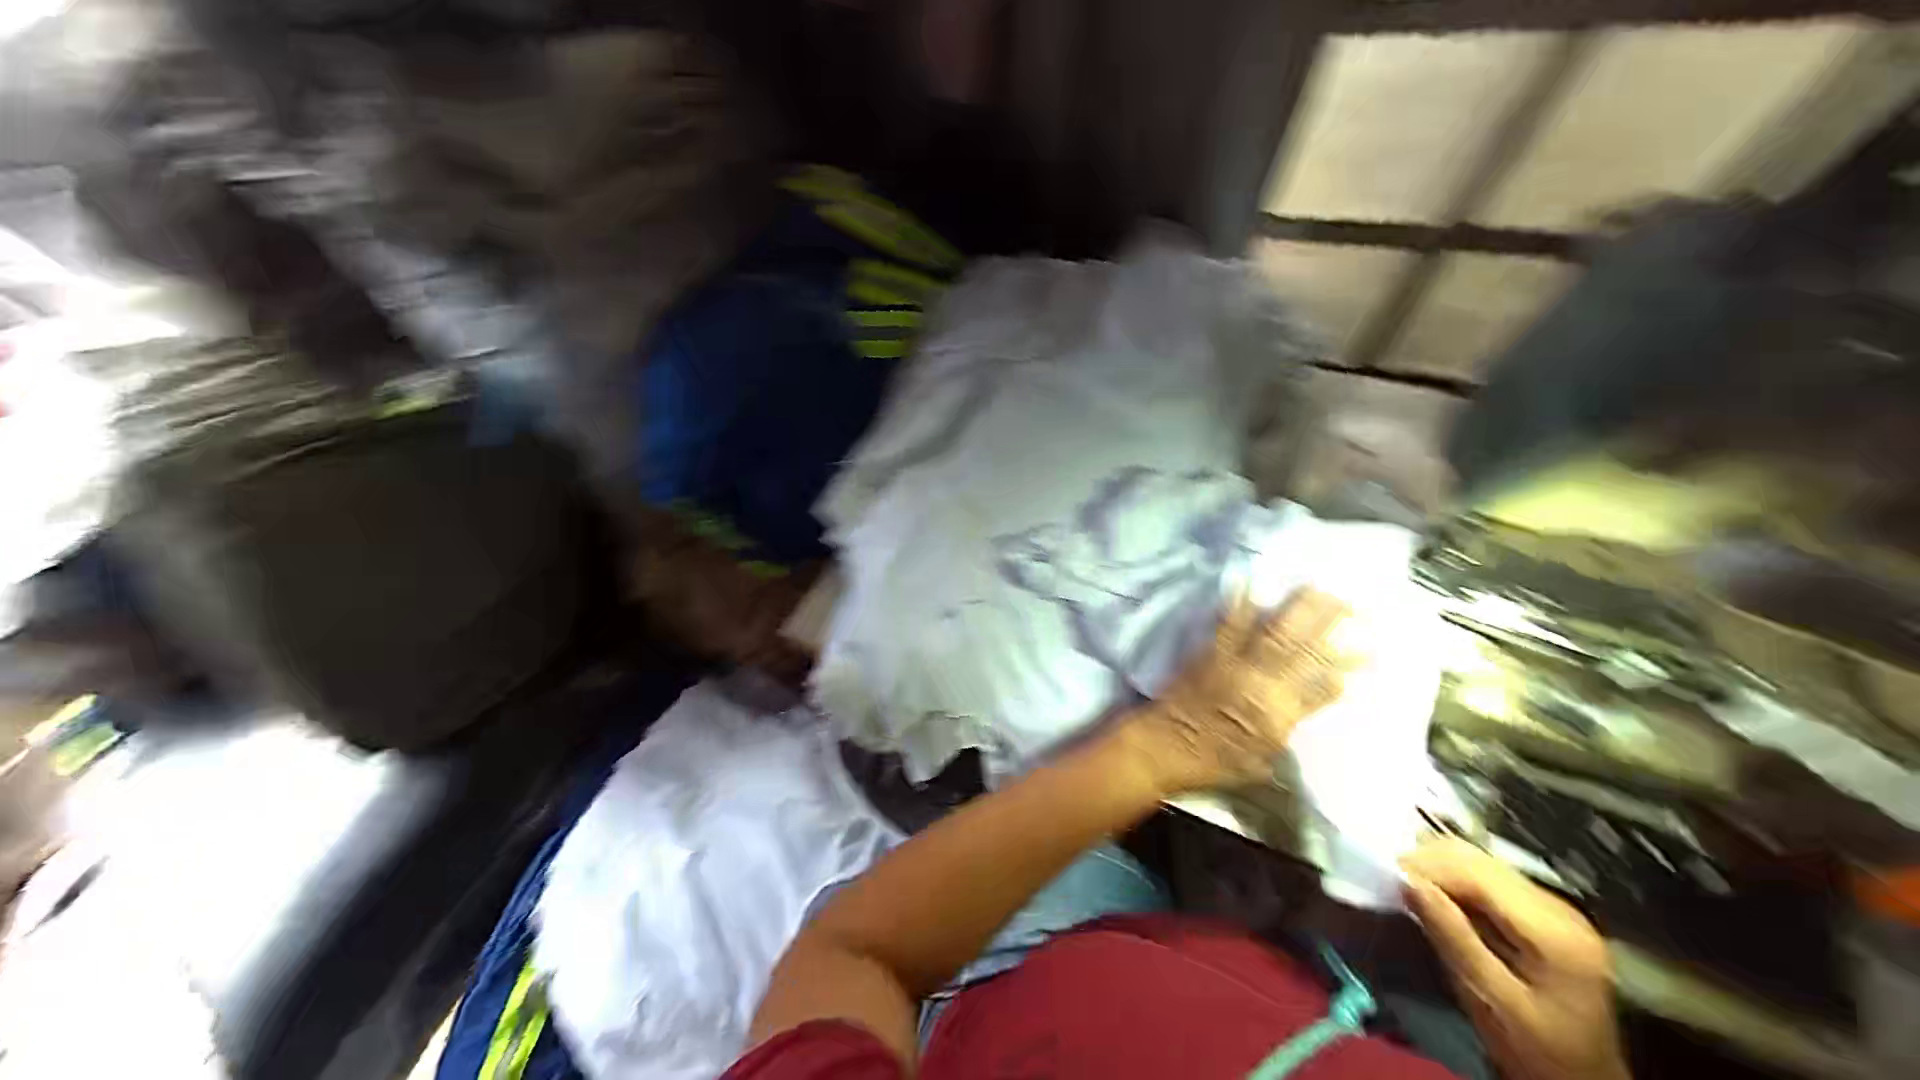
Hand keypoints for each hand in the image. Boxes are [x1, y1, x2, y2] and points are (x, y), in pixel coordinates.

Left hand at [1121, 587, 1356, 794]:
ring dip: (1296, 607)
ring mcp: (1233, 665)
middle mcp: (1260, 686)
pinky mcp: (1208, 653)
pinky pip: (1227, 624)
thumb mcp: (1264, 758)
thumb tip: (1316, 700)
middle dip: (1328, 623)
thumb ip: (1291, 726)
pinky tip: (1250, 582)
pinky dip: (1239, 603)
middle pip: (1301, 648)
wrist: (1164, 746)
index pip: (1321, 688)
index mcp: (1278, 716)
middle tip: (1350, 603)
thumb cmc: (1215, 761)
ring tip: (1317, 587)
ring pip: (1271, 630)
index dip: (1345, 668)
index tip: (1369, 649)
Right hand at [1402, 838, 1630, 1079]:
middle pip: (1480, 862)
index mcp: (1554, 932)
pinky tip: (1433, 892)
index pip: (1478, 875)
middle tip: (1389, 875)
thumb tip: (1407, 881)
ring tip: (1405, 881)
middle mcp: (1558, 909)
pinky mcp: (1542, 913)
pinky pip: (1487, 877)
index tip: (1385, 871)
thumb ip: (1452, 937)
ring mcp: (1554, 908)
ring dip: (1438, 867)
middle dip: (1428, 862)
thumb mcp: (1491, 1000)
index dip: (1427, 866)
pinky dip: (1453, 878)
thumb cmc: (1537, 1050)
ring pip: (1481, 862)